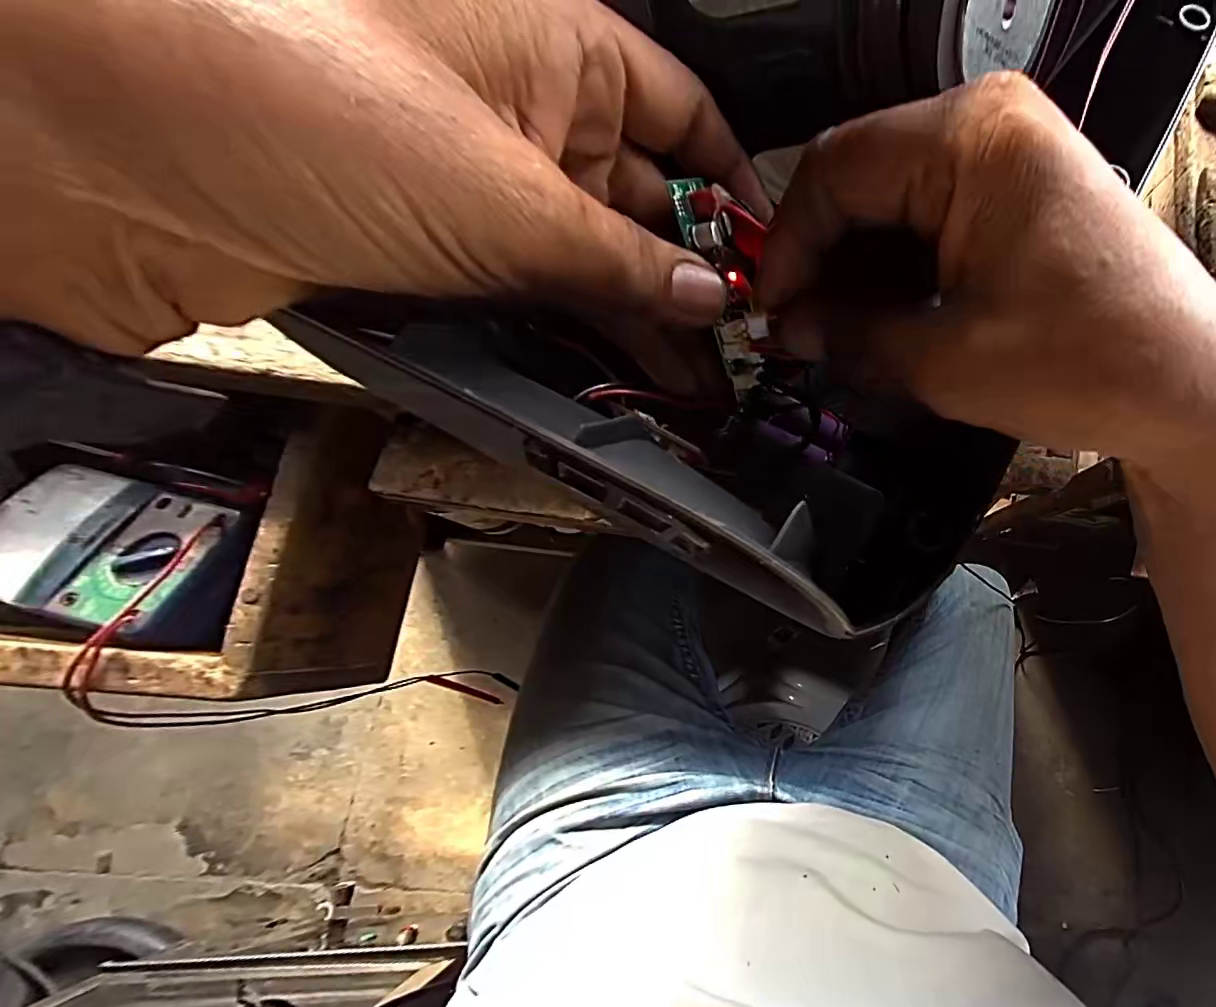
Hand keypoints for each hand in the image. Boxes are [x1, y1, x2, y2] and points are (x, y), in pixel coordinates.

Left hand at [0, 0, 770, 355]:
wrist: (54, 139)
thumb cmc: (283, 98)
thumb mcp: (499, 190)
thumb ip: (622, 255)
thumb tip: (712, 296)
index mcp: (555, 48)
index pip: (687, 117)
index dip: (737, 188)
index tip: (770, 261)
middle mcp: (531, 111)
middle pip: (653, 198)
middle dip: (703, 270)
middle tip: (751, 346)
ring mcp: (491, 183)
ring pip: (607, 253)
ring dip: (660, 314)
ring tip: (716, 377)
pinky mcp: (451, 246)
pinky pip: (552, 289)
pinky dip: (600, 329)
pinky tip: (650, 372)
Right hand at [759, 73, 1215, 473]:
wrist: (1191, 392)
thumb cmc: (1091, 365)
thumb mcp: (949, 361)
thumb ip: (857, 337)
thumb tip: (800, 329)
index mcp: (972, 136)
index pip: (836, 169)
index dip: (791, 246)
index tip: (772, 307)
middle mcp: (997, 127)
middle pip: (870, 182)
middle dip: (831, 264)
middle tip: (807, 332)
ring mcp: (1022, 161)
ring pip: (906, 207)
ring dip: (870, 274)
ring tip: (850, 339)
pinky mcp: (1035, 202)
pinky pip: (948, 224)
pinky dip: (913, 274)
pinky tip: (898, 323)